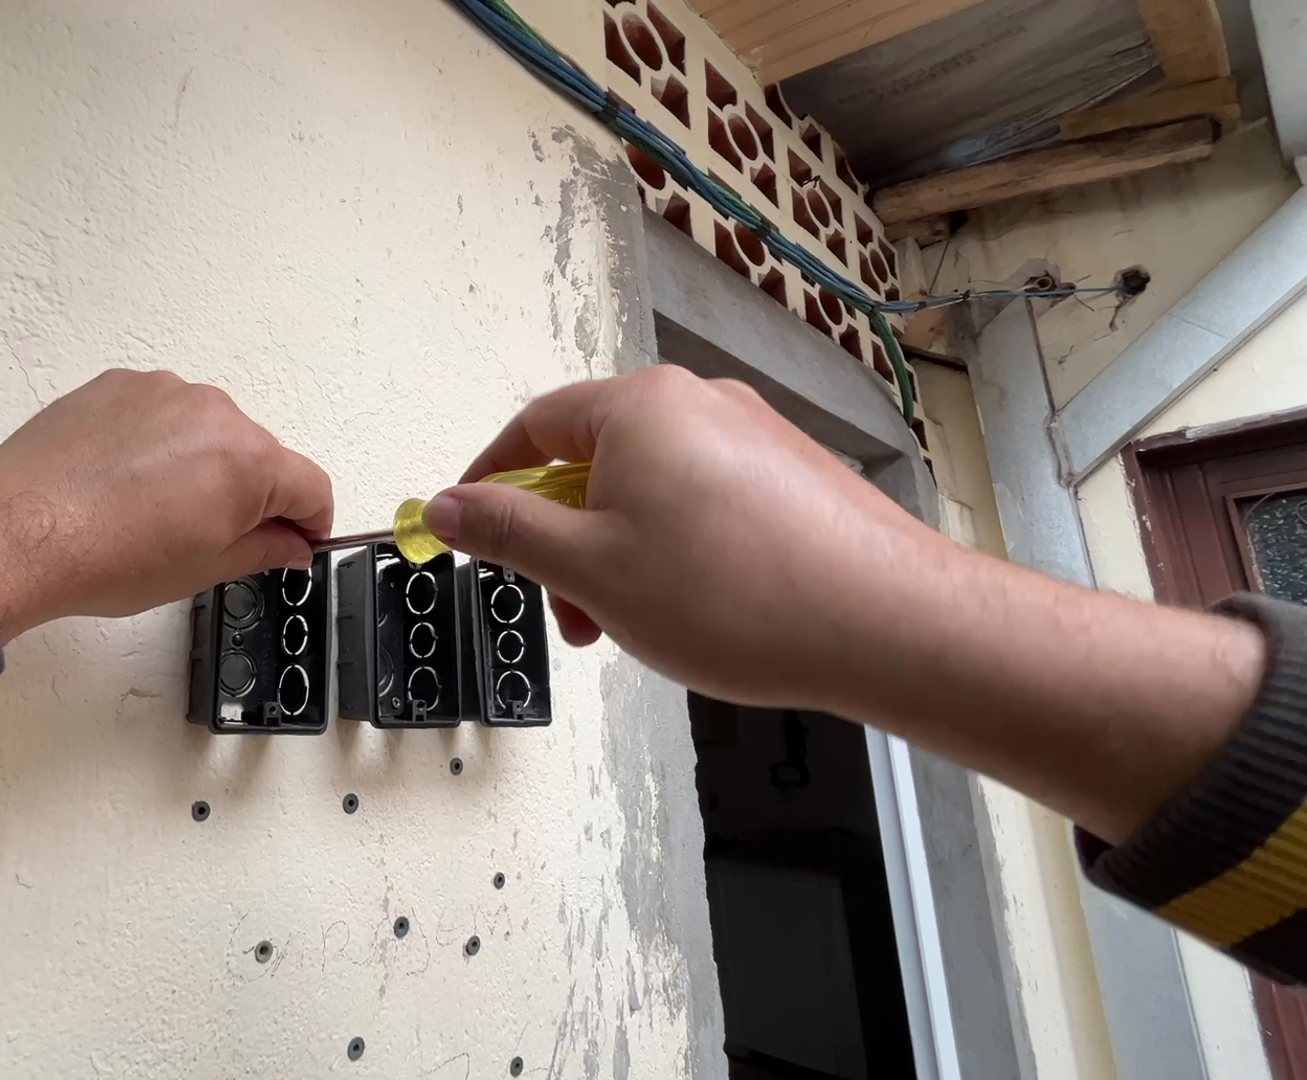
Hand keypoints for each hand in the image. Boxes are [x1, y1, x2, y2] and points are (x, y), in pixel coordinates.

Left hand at [0, 369, 331, 641]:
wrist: (15, 532)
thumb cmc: (107, 557)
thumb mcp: (205, 569)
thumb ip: (265, 549)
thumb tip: (290, 544)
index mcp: (248, 460)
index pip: (311, 486)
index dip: (311, 521)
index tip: (295, 540)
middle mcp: (216, 411)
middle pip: (262, 455)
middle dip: (252, 494)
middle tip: (213, 535)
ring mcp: (165, 392)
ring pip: (212, 431)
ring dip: (204, 464)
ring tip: (156, 508)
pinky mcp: (122, 385)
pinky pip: (165, 414)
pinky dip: (161, 443)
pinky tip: (127, 480)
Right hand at [423, 366, 1263, 841]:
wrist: (890, 628)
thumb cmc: (723, 593)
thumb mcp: (585, 568)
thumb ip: (502, 531)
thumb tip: (442, 506)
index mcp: (638, 407)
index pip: (532, 429)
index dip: (488, 479)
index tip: (467, 527)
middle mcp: (695, 403)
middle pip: (589, 462)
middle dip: (559, 537)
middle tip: (563, 606)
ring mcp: (749, 435)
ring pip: (642, 489)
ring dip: (609, 551)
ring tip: (622, 621)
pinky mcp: (786, 474)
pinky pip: (694, 501)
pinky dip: (662, 547)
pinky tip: (684, 604)